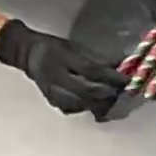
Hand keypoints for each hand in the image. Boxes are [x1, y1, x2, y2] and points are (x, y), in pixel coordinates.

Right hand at [0, 19, 126, 115]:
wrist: (28, 55)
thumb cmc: (55, 48)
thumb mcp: (74, 46)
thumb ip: (97, 58)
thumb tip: (121, 65)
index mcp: (61, 57)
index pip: (92, 71)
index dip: (111, 77)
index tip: (126, 80)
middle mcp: (56, 77)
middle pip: (90, 91)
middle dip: (110, 93)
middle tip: (123, 92)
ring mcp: (55, 93)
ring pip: (86, 103)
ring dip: (103, 103)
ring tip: (115, 99)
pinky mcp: (56, 104)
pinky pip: (79, 109)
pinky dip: (92, 107)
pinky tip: (100, 104)